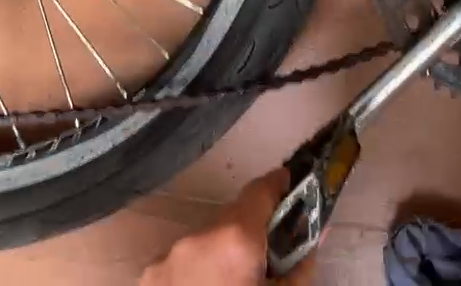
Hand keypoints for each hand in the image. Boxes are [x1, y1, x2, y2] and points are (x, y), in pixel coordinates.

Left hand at [140, 170, 312, 284]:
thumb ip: (301, 266)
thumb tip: (316, 234)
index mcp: (235, 238)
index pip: (263, 188)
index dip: (281, 185)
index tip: (293, 187)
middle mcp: (196, 238)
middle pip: (233, 219)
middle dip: (251, 234)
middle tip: (265, 262)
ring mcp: (164, 261)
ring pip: (204, 244)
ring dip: (220, 258)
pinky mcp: (145, 282)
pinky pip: (179, 266)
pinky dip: (195, 276)